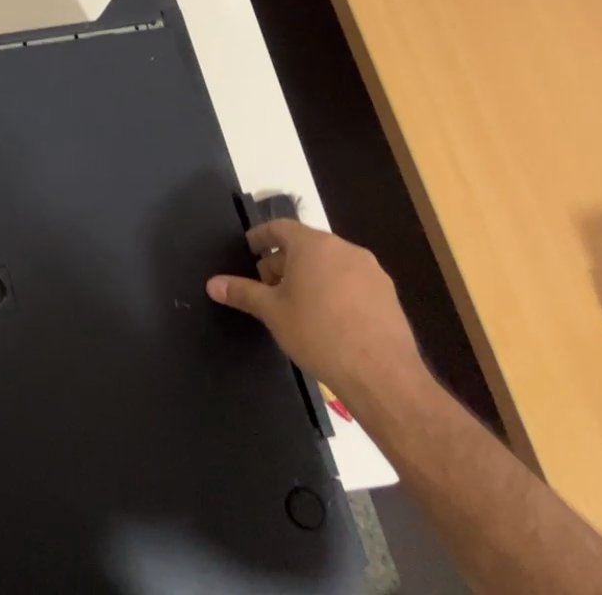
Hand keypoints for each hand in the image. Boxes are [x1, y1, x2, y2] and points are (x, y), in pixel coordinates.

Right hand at [206, 220, 425, 400]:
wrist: (381, 374)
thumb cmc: (317, 333)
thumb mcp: (271, 312)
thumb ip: (242, 292)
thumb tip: (213, 284)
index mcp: (314, 246)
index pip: (280, 227)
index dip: (260, 237)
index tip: (248, 250)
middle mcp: (346, 250)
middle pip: (306, 245)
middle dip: (282, 261)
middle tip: (265, 285)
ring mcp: (372, 272)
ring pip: (330, 264)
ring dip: (308, 275)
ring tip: (294, 303)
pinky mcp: (388, 295)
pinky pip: (351, 281)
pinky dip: (332, 289)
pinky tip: (325, 317)